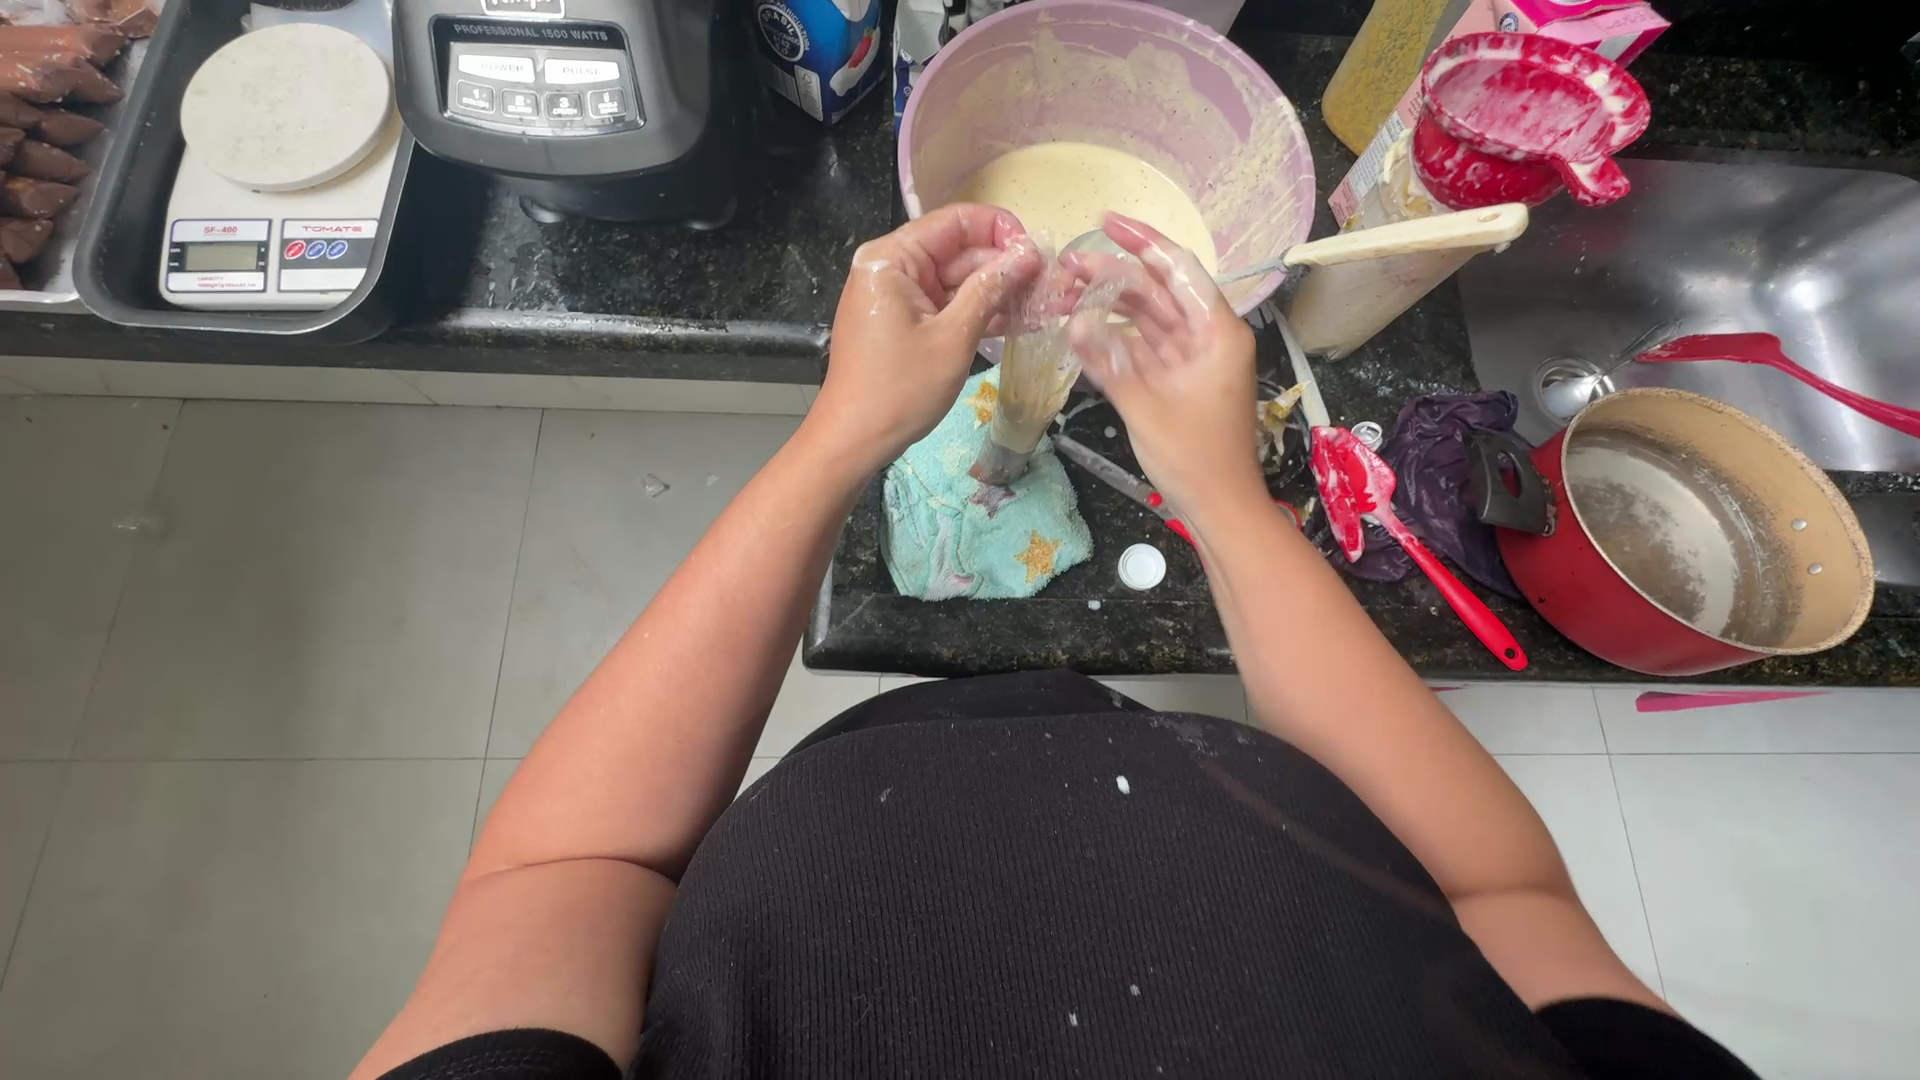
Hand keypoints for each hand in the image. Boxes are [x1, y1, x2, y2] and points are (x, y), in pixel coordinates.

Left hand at [810, 204, 1040, 471]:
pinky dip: (978, 315)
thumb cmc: (900, 390)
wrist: (855, 440)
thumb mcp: (953, 338)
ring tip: (1045, 306)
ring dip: (999, 295)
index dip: (1001, 231)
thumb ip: (990, 290)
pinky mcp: (905, 324)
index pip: (956, 221)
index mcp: (893, 259)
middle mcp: (892, 268)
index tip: (1037, 254)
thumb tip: (1028, 254)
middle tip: (1052, 286)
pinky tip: (1020, 322)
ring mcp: (898, 298)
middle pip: (959, 252)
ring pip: (958, 283)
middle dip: (1006, 268)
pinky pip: (947, 308)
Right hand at [1064, 213, 1265, 522]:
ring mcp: (1191, 361)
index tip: (1107, 222)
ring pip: (1148, 320)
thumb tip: (1073, 323)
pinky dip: (1116, 341)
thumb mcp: (1147, 407)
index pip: (1178, 271)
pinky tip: (1085, 330)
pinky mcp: (1176, 382)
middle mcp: (1207, 338)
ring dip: (1112, 307)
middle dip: (1116, 275)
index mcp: (1216, 333)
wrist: (1219, 506)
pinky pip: (1144, 349)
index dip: (1142, 242)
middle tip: (1070, 263)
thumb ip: (1109, 363)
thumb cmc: (1195, 458)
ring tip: (1069, 291)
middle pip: (1159, 293)